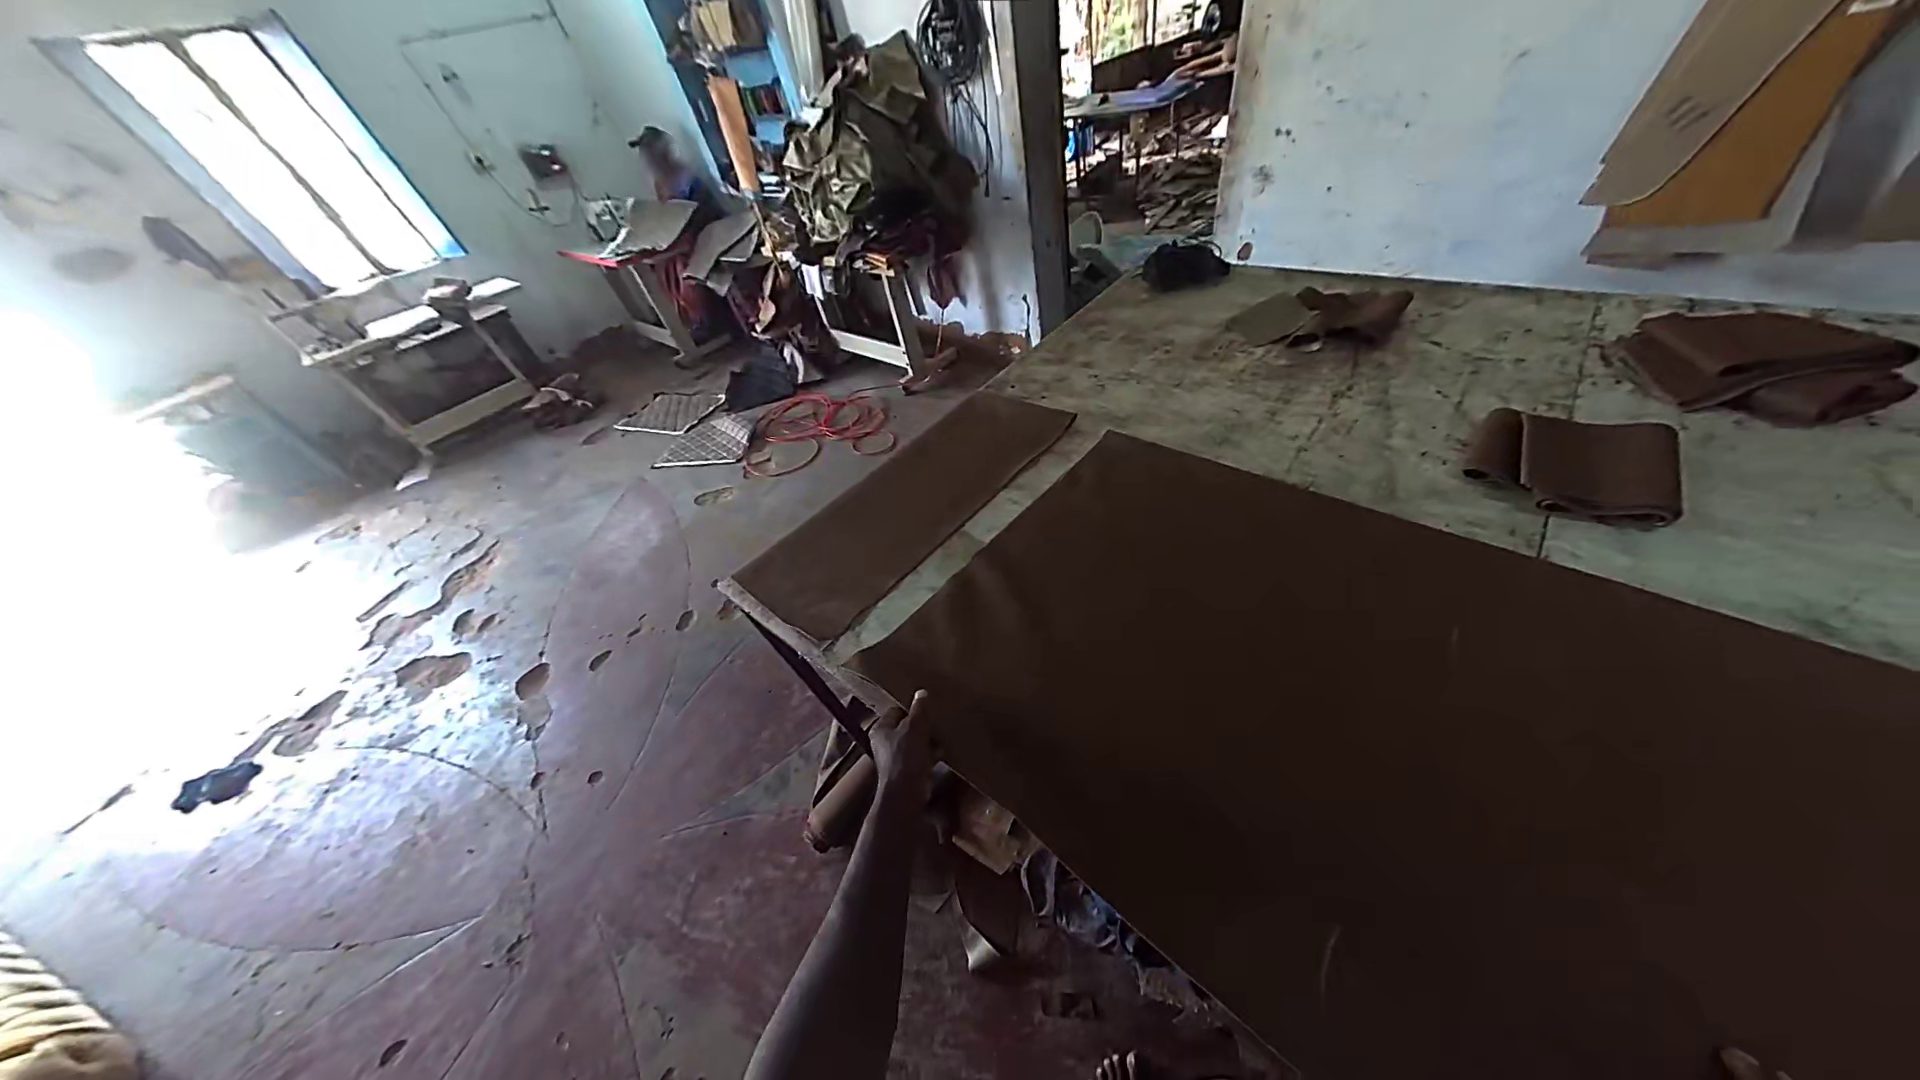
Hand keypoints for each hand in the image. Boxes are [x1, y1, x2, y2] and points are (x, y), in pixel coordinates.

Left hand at [870, 690, 933, 799]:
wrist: (907, 794)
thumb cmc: (906, 757)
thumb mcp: (914, 729)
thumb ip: (919, 710)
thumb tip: (921, 692)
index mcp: (881, 729)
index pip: (896, 710)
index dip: (911, 707)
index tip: (926, 705)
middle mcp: (885, 742)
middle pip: (906, 726)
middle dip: (922, 724)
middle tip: (936, 719)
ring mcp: (896, 757)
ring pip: (915, 741)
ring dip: (928, 739)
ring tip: (942, 734)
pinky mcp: (908, 770)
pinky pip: (921, 756)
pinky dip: (931, 754)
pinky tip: (942, 751)